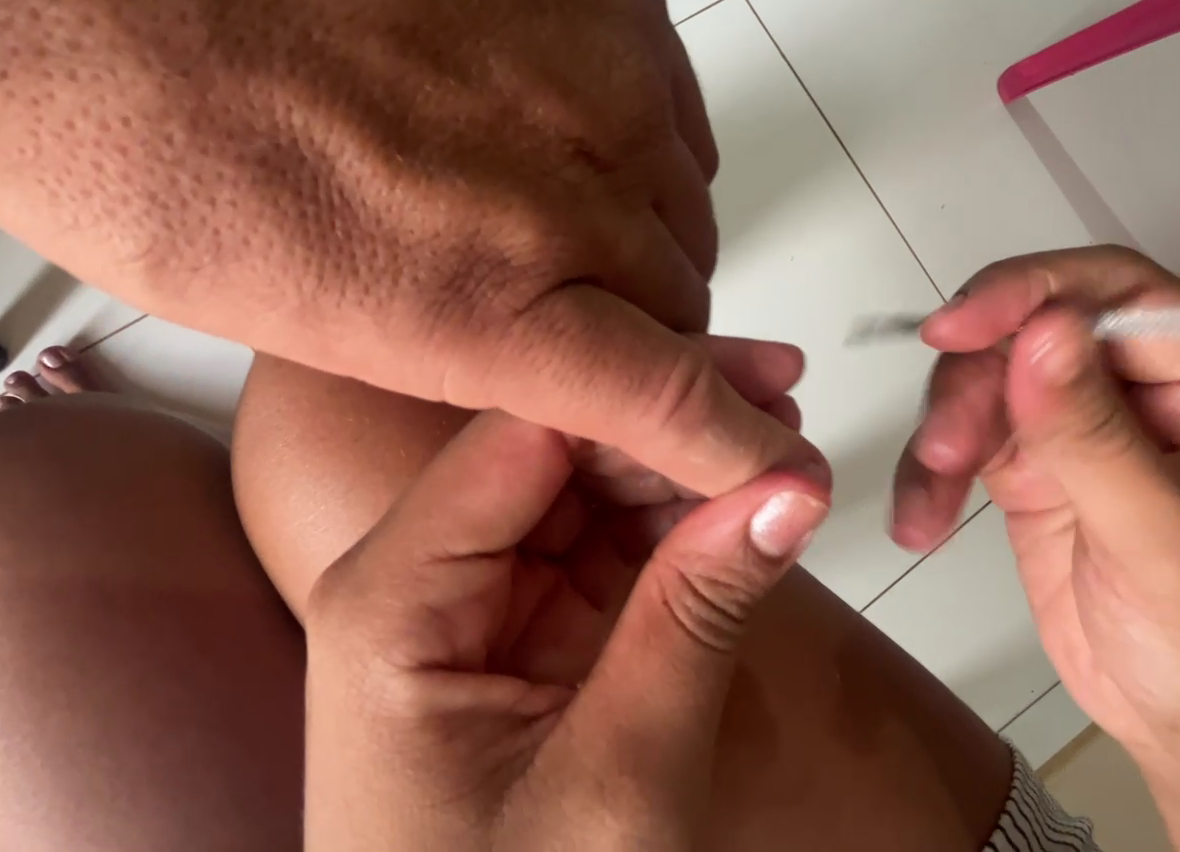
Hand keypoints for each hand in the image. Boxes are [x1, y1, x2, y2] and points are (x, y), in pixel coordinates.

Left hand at [0, 0, 814, 495]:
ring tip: (553, 217)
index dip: (729, 439)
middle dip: (648, 331)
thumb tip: (539, 342)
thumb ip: (452, 338)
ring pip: (686, 195)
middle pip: (684, 295)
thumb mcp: (284, 311)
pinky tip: (565, 129)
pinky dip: (639, 139)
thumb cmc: (118, 113)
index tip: (760, 459)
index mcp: (480, 300)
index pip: (676, 396)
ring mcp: (594, 59)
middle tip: (581, 322)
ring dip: (643, 231)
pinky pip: (669, 97)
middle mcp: (568, 184)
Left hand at [301, 406, 828, 848]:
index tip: (751, 398)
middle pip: (552, 442)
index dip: (640, 400)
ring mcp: (470, 590)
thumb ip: (697, 616)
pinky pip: (601, 533)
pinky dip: (674, 514)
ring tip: (776, 444)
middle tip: (778, 399)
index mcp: (392, 598)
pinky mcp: (518, 614)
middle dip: (670, 419)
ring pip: (584, 479)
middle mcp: (417, 572)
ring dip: (681, 460)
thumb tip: (787, 489)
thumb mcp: (619, 781)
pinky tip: (735, 501)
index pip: (522, 438)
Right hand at [898, 247, 1179, 848]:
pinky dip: (927, 478)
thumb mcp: (1170, 545)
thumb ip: (1097, 437)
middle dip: (973, 385)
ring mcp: (1079, 426)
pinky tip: (920, 523)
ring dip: (942, 435)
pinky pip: (961, 442)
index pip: (1121, 293)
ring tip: (926, 507)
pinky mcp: (1029, 467)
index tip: (957, 327)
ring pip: (982, 382)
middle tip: (943, 451)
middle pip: (1030, 333)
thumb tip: (1040, 331)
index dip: (1034, 289)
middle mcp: (1142, 389)